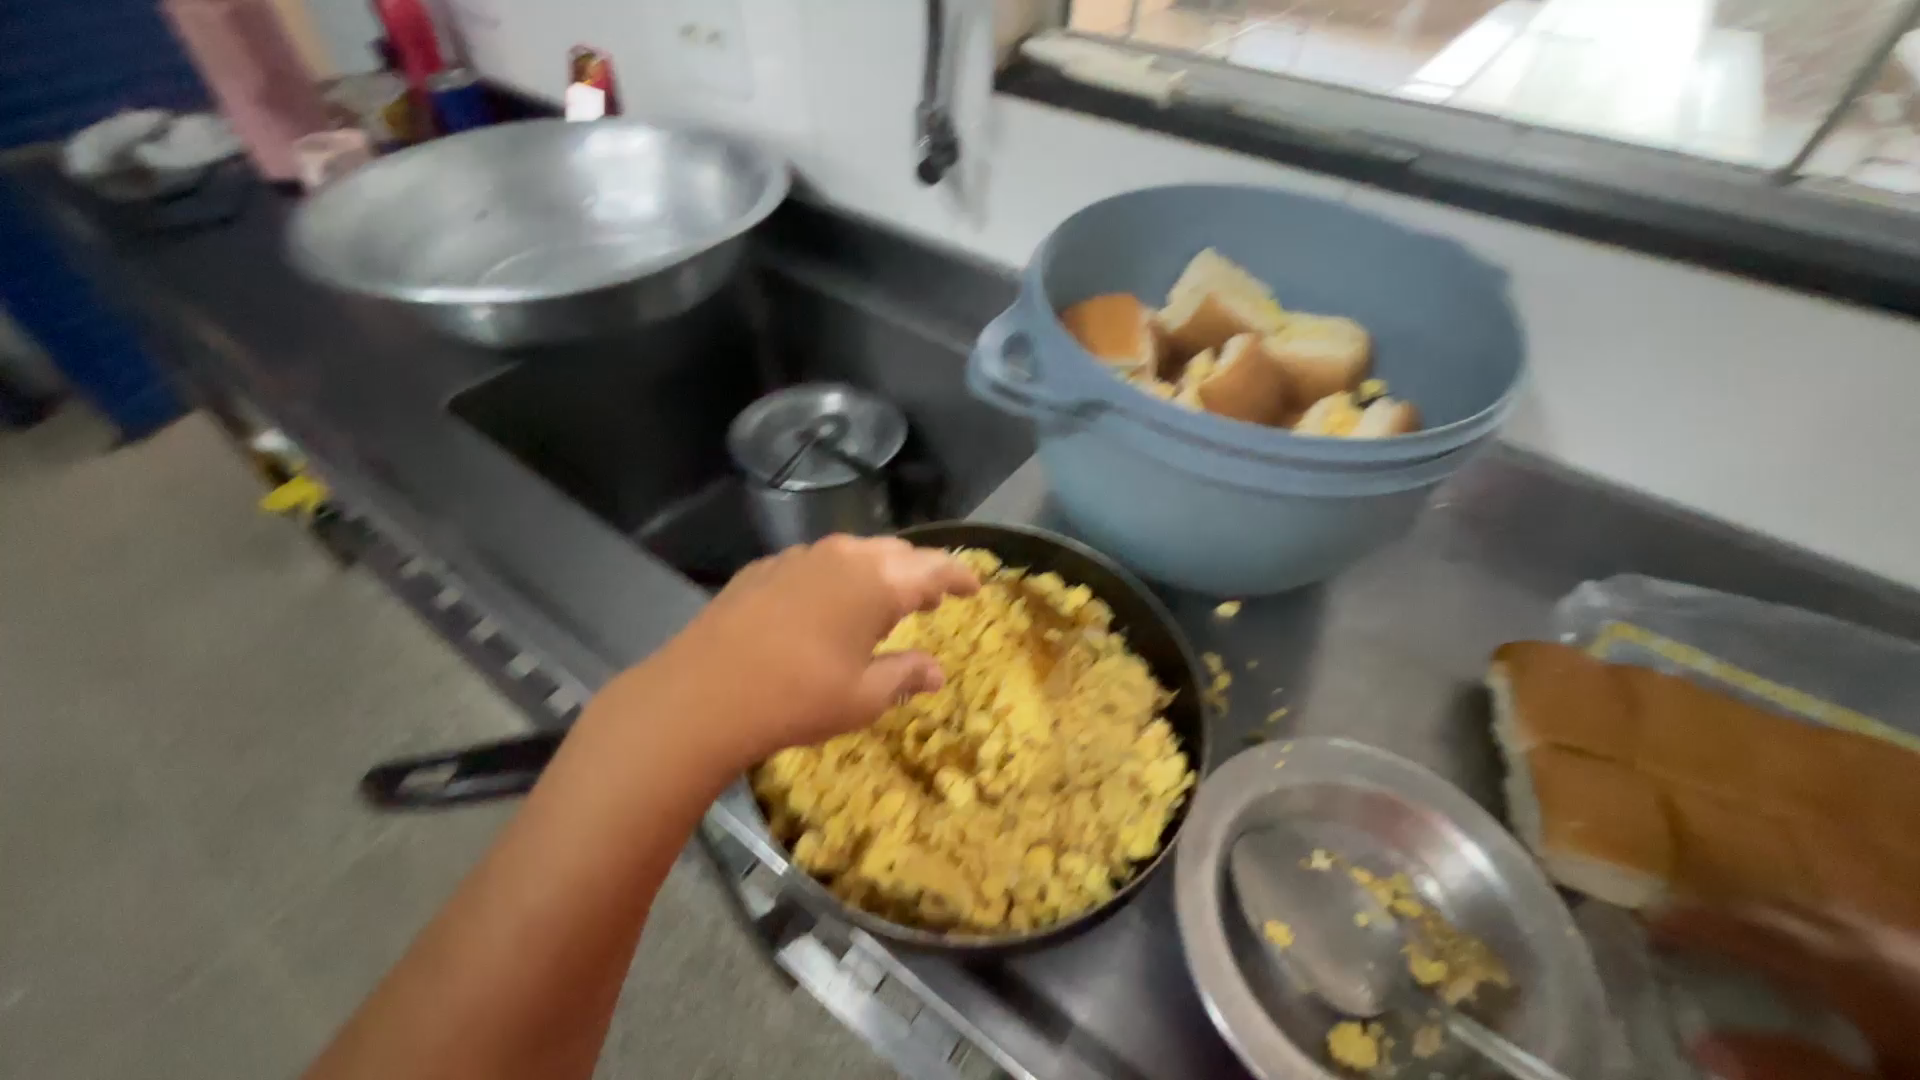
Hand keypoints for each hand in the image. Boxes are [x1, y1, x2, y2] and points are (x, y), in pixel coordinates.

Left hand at [644, 534, 977, 768]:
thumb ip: (905, 675)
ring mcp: (800, 557)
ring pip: (853, 553)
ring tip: (880, 601)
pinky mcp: (764, 568)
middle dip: (919, 573)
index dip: (960, 577)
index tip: (975, 587)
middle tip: (929, 600)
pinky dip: (834, 578)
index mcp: (879, 583)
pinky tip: (823, 606)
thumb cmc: (798, 697)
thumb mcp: (863, 697)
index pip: (935, 570)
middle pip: (896, 553)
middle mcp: (844, 557)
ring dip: (876, 572)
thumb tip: (936, 672)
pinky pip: (815, 563)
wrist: (704, 693)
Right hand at [1650, 905, 1919, 1079]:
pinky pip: (1854, 929)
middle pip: (1785, 912)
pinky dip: (1811, 930)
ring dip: (1768, 917)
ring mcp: (1909, 948)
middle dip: (1726, 913)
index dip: (1696, 923)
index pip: (1754, 931)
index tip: (1644, 919)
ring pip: (1821, 914)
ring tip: (1731, 930)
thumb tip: (1700, 1043)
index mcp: (1853, 969)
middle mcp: (1874, 942)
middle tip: (1676, 922)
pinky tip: (1809, 950)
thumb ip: (1794, 1068)